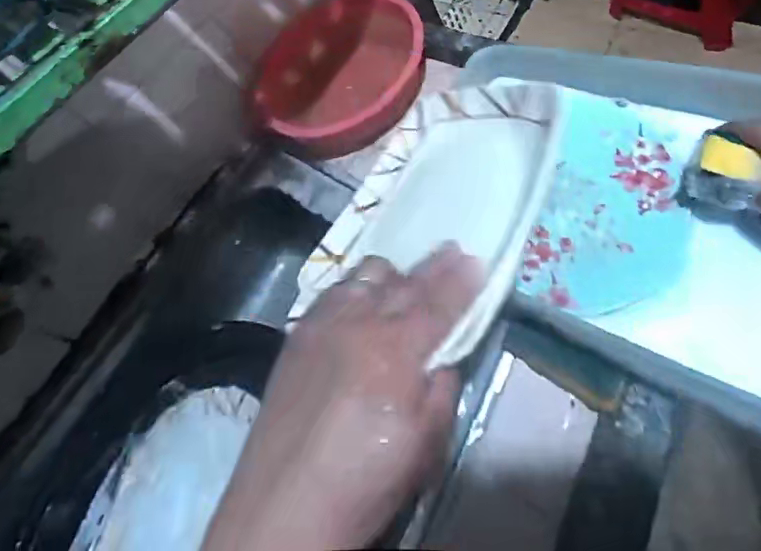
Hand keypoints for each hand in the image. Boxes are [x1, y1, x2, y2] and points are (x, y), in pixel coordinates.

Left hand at [203, 246, 482, 550]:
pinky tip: (361, 294)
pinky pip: (334, 293)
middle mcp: (362, 325)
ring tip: (406, 274)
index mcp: (398, 352)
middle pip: (408, 284)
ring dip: (394, 273)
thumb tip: (444, 358)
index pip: (440, 304)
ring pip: (366, 277)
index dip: (462, 281)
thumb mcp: (426, 446)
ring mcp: (325, 325)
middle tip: (453, 249)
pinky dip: (356, 287)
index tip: (477, 260)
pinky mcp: (298, 336)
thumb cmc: (364, 483)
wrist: (283, 510)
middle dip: (435, 266)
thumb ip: (443, 391)